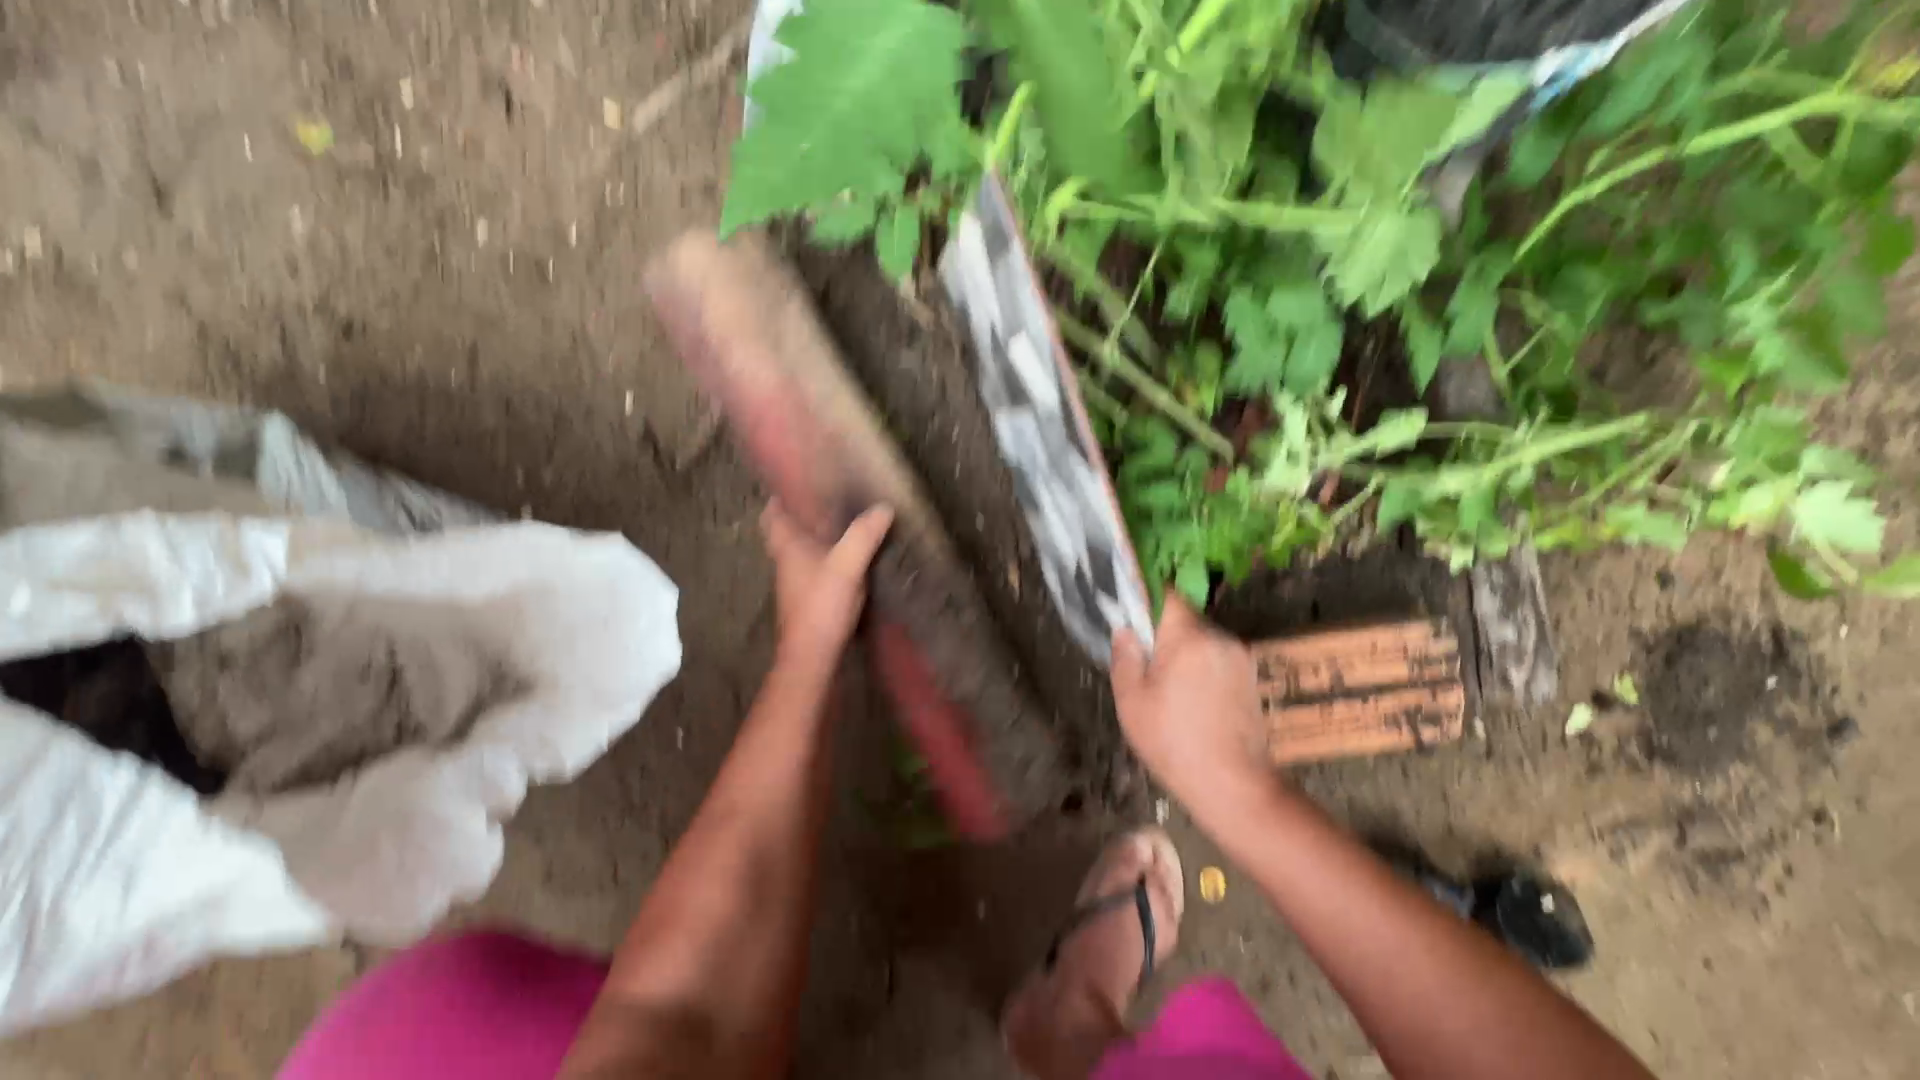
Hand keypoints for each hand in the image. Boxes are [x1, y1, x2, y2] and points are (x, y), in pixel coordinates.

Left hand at [761, 500, 893, 669]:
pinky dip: (830, 561)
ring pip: (803, 553)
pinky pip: (818, 571)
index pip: (773, 515)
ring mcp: (797, 585)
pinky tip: (851, 560)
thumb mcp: (846, 566)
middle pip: (788, 533)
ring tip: (844, 525)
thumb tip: (883, 507)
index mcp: (787, 548)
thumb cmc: (820, 607)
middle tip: (827, 501)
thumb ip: (863, 535)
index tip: (796, 483)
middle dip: (803, 516)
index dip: (780, 498)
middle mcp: (787, 563)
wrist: (812, 658)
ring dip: (818, 539)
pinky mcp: (810, 602)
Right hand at [1110, 595, 1268, 811]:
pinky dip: (1201, 669)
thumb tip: (1125, 629)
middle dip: (1163, 634)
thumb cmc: (1173, 743)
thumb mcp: (1132, 703)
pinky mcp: (1250, 677)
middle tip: (1145, 665)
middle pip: (1184, 619)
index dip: (1145, 600)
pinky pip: (1217, 658)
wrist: (1233, 784)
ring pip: (1202, 640)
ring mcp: (1240, 657)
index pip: (1166, 595)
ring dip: (1183, 653)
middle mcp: (1219, 638)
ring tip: (1169, 690)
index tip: (1130, 618)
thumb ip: (1125, 658)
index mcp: (1188, 638)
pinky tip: (1192, 701)